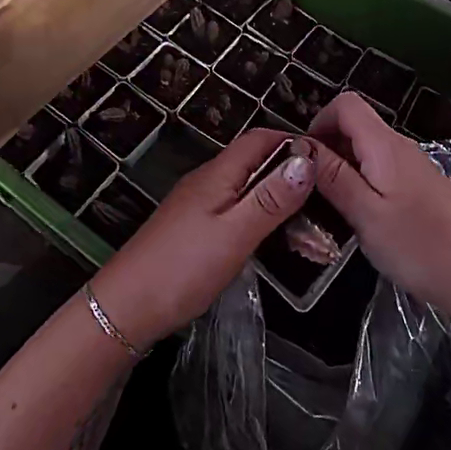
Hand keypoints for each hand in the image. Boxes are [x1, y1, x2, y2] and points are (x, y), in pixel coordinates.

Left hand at [90, 129, 312, 348]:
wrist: (122, 311)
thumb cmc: (182, 269)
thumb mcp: (235, 233)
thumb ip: (272, 198)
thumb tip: (308, 158)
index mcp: (218, 174)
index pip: (261, 138)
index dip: (294, 142)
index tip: (328, 162)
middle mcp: (207, 181)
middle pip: (255, 161)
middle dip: (290, 172)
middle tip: (325, 197)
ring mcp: (197, 205)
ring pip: (246, 187)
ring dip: (277, 198)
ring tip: (307, 223)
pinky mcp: (192, 228)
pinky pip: (235, 209)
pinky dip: (260, 217)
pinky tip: (271, 239)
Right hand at [308, 93, 450, 316]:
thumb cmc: (421, 246)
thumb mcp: (366, 214)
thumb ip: (333, 177)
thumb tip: (301, 145)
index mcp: (385, 145)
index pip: (346, 104)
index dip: (318, 122)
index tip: (301, 161)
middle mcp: (400, 148)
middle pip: (354, 128)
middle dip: (325, 152)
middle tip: (308, 194)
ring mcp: (413, 169)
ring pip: (366, 155)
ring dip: (341, 174)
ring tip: (329, 214)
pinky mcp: (421, 191)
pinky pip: (381, 175)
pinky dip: (362, 189)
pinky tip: (359, 223)